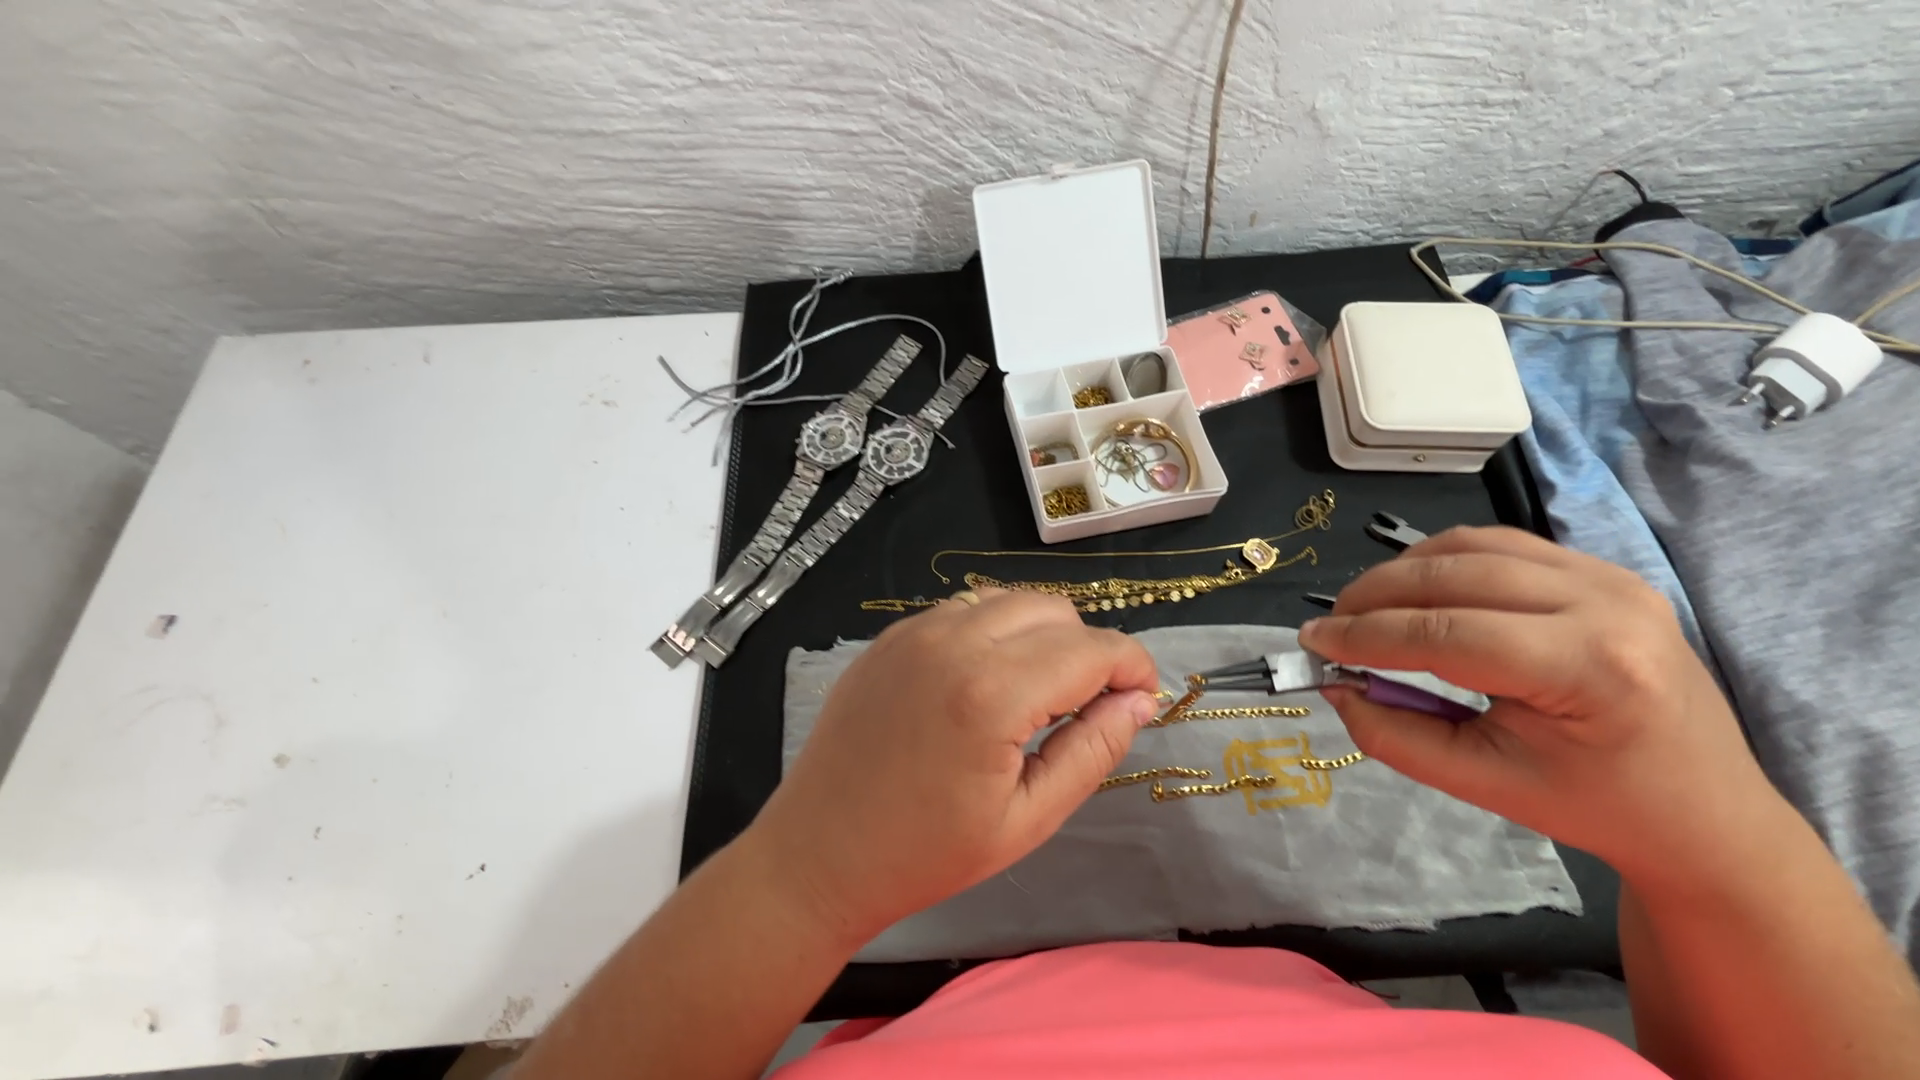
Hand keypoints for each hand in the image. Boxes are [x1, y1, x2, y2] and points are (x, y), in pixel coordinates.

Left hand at [741, 589, 1159, 946]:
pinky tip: (983, 682)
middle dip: (1087, 649)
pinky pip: (963, 610)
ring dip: (1040, 635)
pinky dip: (993, 632)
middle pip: (1055, 610)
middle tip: (1084, 707)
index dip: (1133, 667)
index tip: (1143, 698)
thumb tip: (1138, 702)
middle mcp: (954, 642)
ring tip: (1034, 695)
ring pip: (1009, 601)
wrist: (819, 853)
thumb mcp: (1027, 820)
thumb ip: (1092, 751)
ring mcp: (914, 632)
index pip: (1093, 649)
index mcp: (992, 692)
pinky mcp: (890, 637)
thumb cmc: (926, 853)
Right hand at [1298, 526, 1779, 894]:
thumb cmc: (1593, 806)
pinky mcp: (1603, 570)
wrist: (1704, 809)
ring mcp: (1611, 577)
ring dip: (1402, 572)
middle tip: (1329, 627)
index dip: (1365, 635)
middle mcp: (1606, 602)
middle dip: (1374, 596)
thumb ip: (1395, 736)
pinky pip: (1500, 545)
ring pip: (1472, 546)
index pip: (1447, 632)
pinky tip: (1414, 591)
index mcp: (1590, 668)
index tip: (1310, 642)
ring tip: (1363, 608)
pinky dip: (1441, 561)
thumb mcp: (1482, 784)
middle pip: (1455, 574)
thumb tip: (1335, 684)